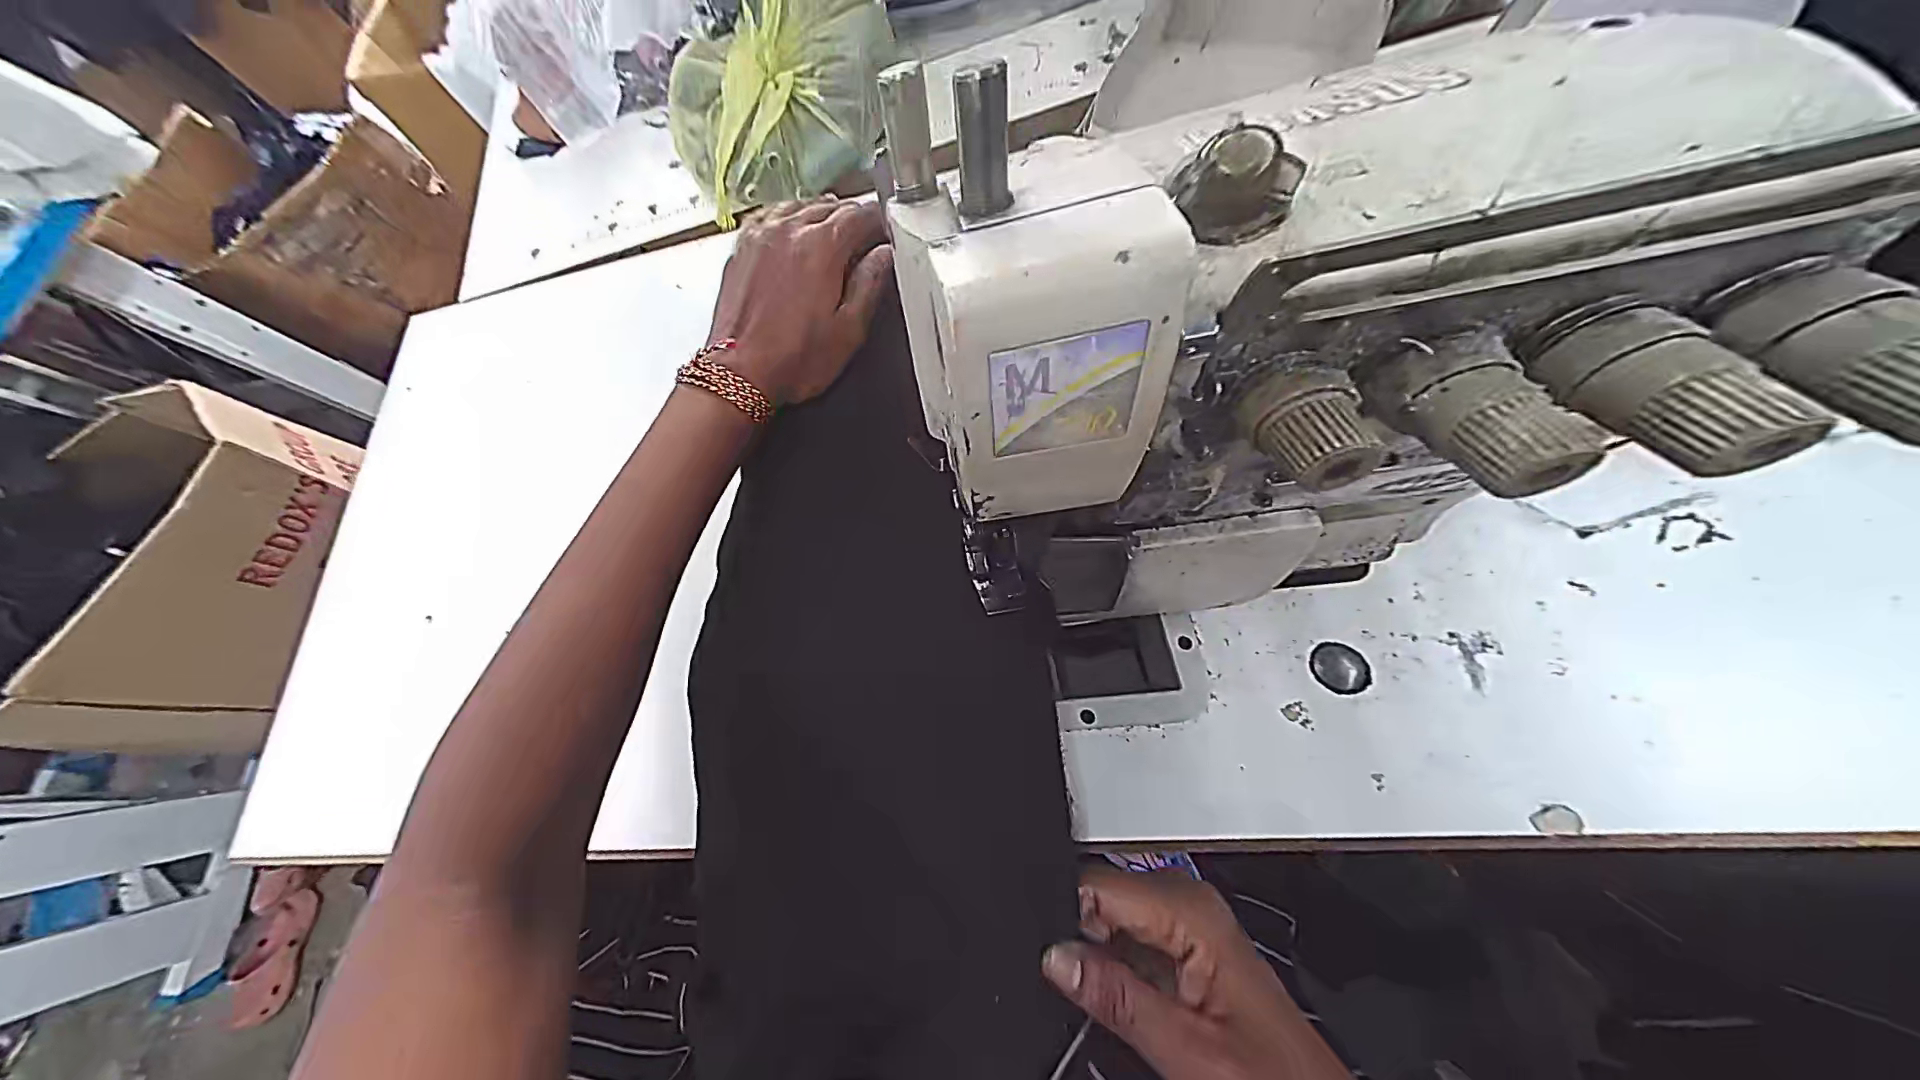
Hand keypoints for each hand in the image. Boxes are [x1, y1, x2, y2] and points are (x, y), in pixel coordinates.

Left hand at [706, 196, 894, 406]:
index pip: (860, 214)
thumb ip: (870, 286)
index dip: (879, 223)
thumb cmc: (791, 360)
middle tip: (864, 240)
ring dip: (820, 216)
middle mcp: (788, 232)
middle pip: (829, 206)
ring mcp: (760, 237)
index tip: (886, 234)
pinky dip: (789, 221)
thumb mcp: (849, 330)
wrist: (740, 375)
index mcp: (821, 248)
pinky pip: (770, 217)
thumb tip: (882, 258)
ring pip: (799, 206)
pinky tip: (795, 239)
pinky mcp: (741, 249)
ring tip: (832, 238)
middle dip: (851, 219)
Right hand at [1042, 866, 1347, 1079]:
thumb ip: (1115, 997)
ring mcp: (1188, 919)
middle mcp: (1189, 902)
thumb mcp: (1186, 1050)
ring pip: (1110, 916)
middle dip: (1080, 936)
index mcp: (1191, 910)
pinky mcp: (1185, 939)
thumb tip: (1056, 955)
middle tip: (1085, 990)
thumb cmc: (1273, 1077)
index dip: (1066, 918)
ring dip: (1097, 952)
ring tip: (1122, 1004)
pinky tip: (1129, 1000)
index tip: (1054, 958)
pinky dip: (1115, 963)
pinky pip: (1128, 935)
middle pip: (1101, 896)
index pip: (1098, 882)